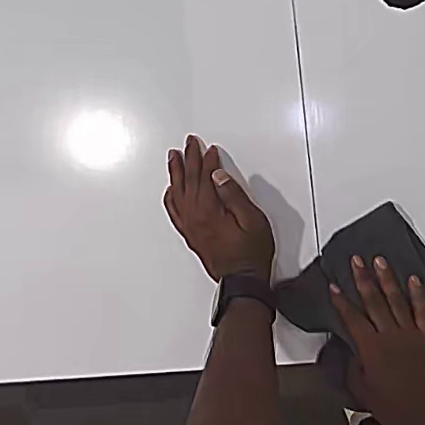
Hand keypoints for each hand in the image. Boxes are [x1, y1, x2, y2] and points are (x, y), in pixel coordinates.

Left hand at [164, 135, 274, 280]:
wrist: (242, 280)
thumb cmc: (250, 254)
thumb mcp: (252, 220)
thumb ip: (234, 195)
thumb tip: (219, 175)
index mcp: (209, 211)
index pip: (206, 177)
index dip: (208, 160)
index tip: (210, 149)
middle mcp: (195, 217)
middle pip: (189, 180)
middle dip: (190, 159)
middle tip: (190, 143)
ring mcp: (190, 226)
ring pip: (178, 192)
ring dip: (176, 172)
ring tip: (174, 157)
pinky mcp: (190, 234)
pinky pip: (174, 211)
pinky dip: (171, 196)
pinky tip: (171, 189)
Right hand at [330, 256, 424, 424]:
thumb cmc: (394, 410)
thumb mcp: (362, 391)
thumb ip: (353, 367)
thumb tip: (351, 354)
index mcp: (370, 348)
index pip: (352, 317)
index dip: (341, 301)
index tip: (334, 286)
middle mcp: (389, 336)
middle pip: (373, 300)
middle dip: (363, 278)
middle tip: (357, 261)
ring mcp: (410, 335)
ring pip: (396, 300)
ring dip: (387, 279)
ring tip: (380, 261)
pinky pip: (423, 311)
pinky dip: (419, 294)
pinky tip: (414, 280)